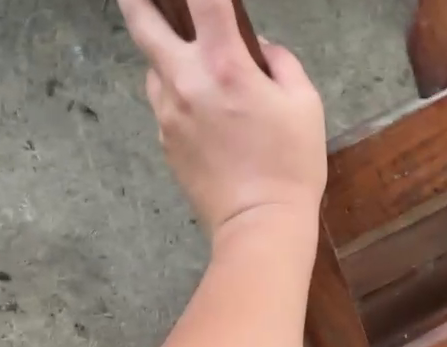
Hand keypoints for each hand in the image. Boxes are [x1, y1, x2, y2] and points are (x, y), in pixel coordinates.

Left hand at [119, 0, 327, 244]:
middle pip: (141, 18)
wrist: (260, 226)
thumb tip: (259, 49)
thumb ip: (281, 63)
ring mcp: (168, 114)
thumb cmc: (291, 167)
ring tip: (192, 70)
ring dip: (166, 58)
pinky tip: (201, 118)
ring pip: (152, 67)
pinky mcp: (165, 144)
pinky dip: (177, 99)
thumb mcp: (305, 105)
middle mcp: (185, 81)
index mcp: (223, 63)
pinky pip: (164, 107)